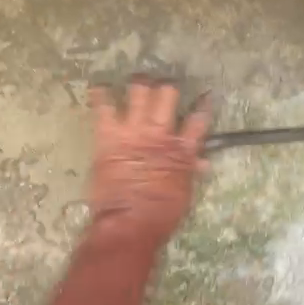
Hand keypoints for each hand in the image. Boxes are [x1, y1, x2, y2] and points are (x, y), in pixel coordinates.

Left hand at [86, 79, 209, 246]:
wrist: (130, 222)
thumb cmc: (161, 213)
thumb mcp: (184, 191)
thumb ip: (190, 171)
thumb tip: (203, 163)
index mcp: (182, 149)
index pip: (199, 119)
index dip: (203, 104)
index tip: (205, 94)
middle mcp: (160, 133)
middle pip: (167, 94)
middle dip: (165, 86)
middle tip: (161, 87)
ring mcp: (134, 132)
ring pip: (138, 91)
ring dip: (138, 84)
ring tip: (136, 82)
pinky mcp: (109, 136)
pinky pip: (103, 107)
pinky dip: (100, 95)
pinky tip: (98, 88)